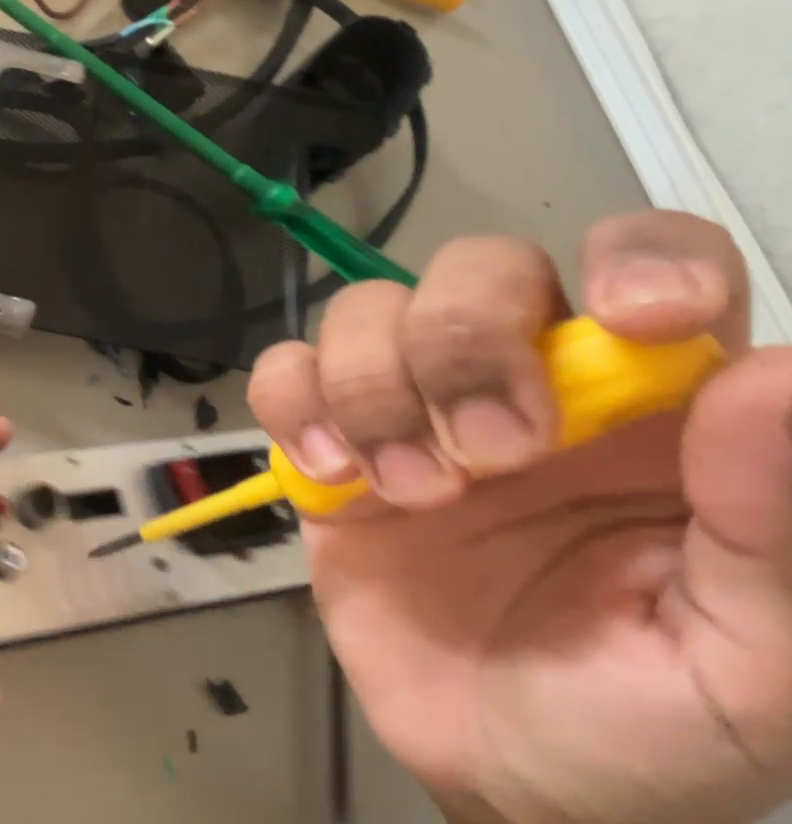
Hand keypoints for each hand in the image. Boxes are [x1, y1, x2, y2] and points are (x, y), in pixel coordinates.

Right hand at [249, 211, 791, 823]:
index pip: (653, 263)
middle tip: (485, 457)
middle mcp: (528, 382)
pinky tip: (327, 472)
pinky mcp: (327, 446)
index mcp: (654, 408)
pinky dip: (291, 404)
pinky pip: (283, 372)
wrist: (503, 772)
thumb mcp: (751, 661)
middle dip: (462, 345)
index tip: (630, 317)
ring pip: (364, 311)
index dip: (639, 255)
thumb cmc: (652, 722)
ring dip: (371, 388)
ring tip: (404, 490)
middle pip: (474, 269)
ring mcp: (414, 409)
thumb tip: (771, 376)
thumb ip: (769, 529)